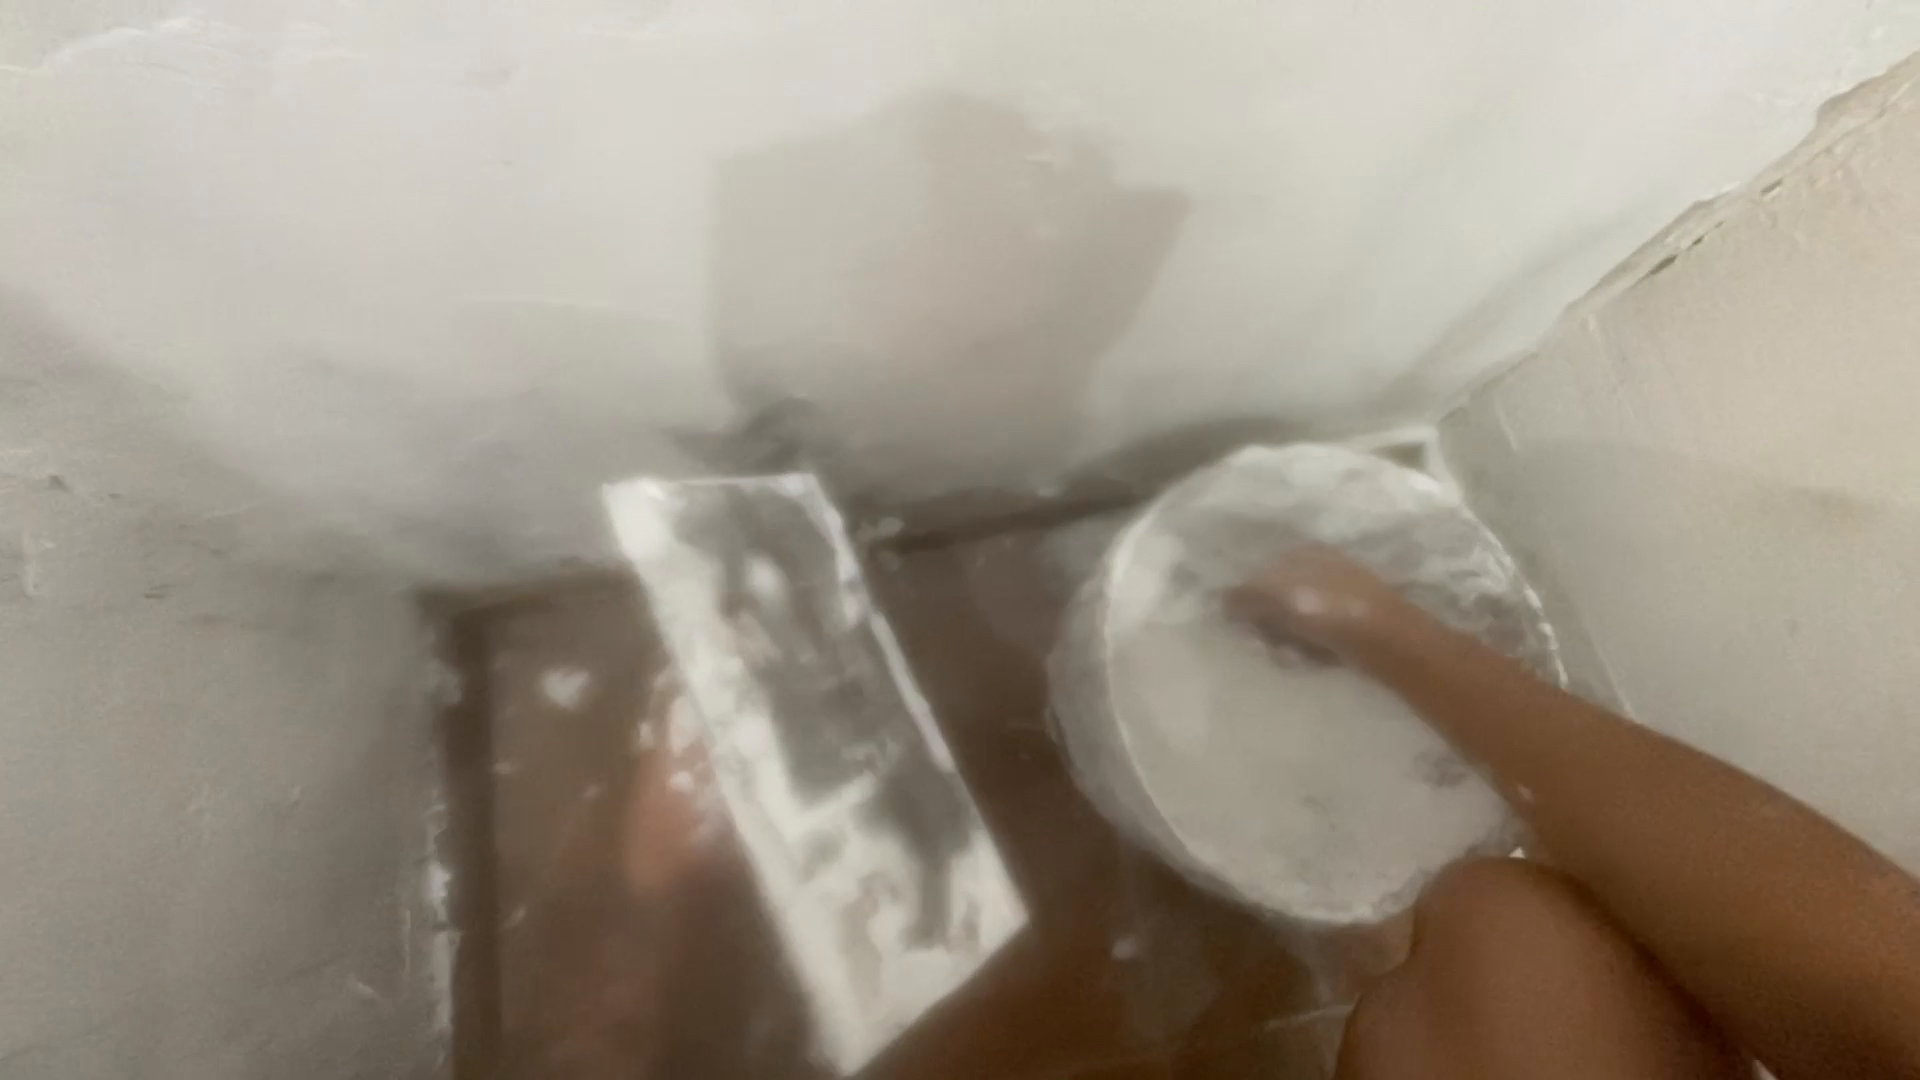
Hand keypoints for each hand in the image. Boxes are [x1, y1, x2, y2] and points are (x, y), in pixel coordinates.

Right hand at [1224, 545, 1405, 660]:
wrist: (1390, 641)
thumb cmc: (1328, 610)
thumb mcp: (1275, 597)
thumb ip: (1243, 597)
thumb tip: (1220, 602)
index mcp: (1303, 553)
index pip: (1259, 575)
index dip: (1247, 601)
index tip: (1244, 624)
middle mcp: (1321, 570)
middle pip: (1275, 601)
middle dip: (1267, 625)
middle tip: (1269, 642)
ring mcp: (1337, 598)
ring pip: (1294, 623)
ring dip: (1287, 642)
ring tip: (1294, 655)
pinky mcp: (1351, 626)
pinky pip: (1316, 639)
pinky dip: (1309, 651)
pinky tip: (1313, 659)